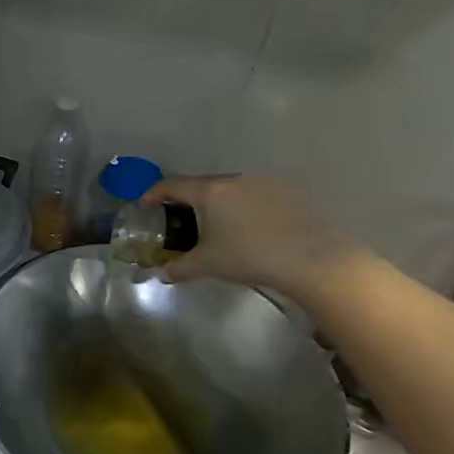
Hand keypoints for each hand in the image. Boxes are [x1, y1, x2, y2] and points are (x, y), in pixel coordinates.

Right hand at [143, 175, 366, 295]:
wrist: (307, 256)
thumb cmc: (248, 256)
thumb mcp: (208, 264)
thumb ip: (181, 267)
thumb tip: (164, 274)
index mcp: (210, 191)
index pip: (173, 185)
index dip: (154, 194)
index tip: (145, 204)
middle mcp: (235, 179)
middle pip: (202, 185)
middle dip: (188, 201)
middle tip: (181, 220)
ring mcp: (263, 182)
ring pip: (231, 189)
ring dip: (219, 203)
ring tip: (217, 226)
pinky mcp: (287, 191)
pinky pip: (255, 196)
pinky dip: (244, 208)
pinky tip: (250, 228)